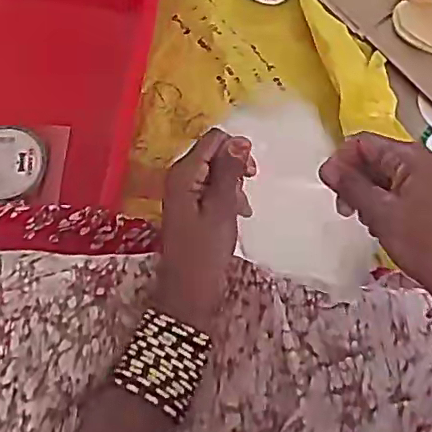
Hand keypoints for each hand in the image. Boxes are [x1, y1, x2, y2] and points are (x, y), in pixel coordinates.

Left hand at [155, 128, 253, 330]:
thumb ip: (230, 172)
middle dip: (235, 167)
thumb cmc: (205, 251)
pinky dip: (227, 196)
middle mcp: (180, 177)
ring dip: (233, 184)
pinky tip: (237, 213)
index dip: (235, 149)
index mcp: (183, 173)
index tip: (251, 172)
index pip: (213, 140)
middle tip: (247, 188)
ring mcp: (184, 192)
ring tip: (241, 208)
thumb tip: (240, 140)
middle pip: (214, 153)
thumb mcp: (221, 209)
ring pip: (216, 171)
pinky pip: (212, 188)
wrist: (189, 292)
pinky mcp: (190, 206)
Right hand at [317, 133, 431, 295]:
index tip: (329, 185)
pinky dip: (379, 202)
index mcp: (410, 156)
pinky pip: (392, 189)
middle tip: (345, 209)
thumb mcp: (380, 212)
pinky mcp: (424, 195)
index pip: (364, 142)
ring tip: (364, 219)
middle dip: (353, 180)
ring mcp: (423, 178)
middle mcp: (418, 160)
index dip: (342, 159)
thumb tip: (327, 167)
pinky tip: (377, 223)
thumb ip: (351, 186)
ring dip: (364, 194)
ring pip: (380, 175)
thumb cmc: (418, 241)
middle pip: (372, 157)